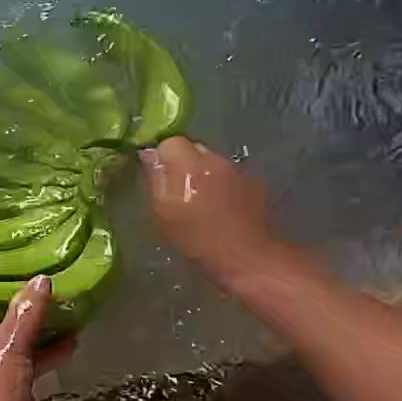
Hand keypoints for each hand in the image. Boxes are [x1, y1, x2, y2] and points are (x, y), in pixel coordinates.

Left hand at [0, 275, 73, 400]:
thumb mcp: (11, 345)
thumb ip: (27, 313)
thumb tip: (42, 279)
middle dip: (15, 295)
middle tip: (37, 273)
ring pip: (17, 332)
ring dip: (36, 320)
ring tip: (61, 300)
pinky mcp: (14, 378)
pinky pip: (32, 354)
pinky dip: (49, 346)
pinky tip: (72, 337)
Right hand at [140, 136, 288, 280]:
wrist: (248, 259)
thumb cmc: (198, 238)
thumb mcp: (164, 211)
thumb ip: (155, 177)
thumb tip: (149, 153)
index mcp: (189, 163)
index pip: (169, 141)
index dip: (160, 156)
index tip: (156, 176)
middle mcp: (215, 159)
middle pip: (192, 148)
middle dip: (180, 163)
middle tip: (174, 189)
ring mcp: (236, 170)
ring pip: (210, 162)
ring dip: (200, 173)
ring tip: (196, 199)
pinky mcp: (252, 184)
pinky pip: (226, 175)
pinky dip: (218, 184)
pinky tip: (217, 206)